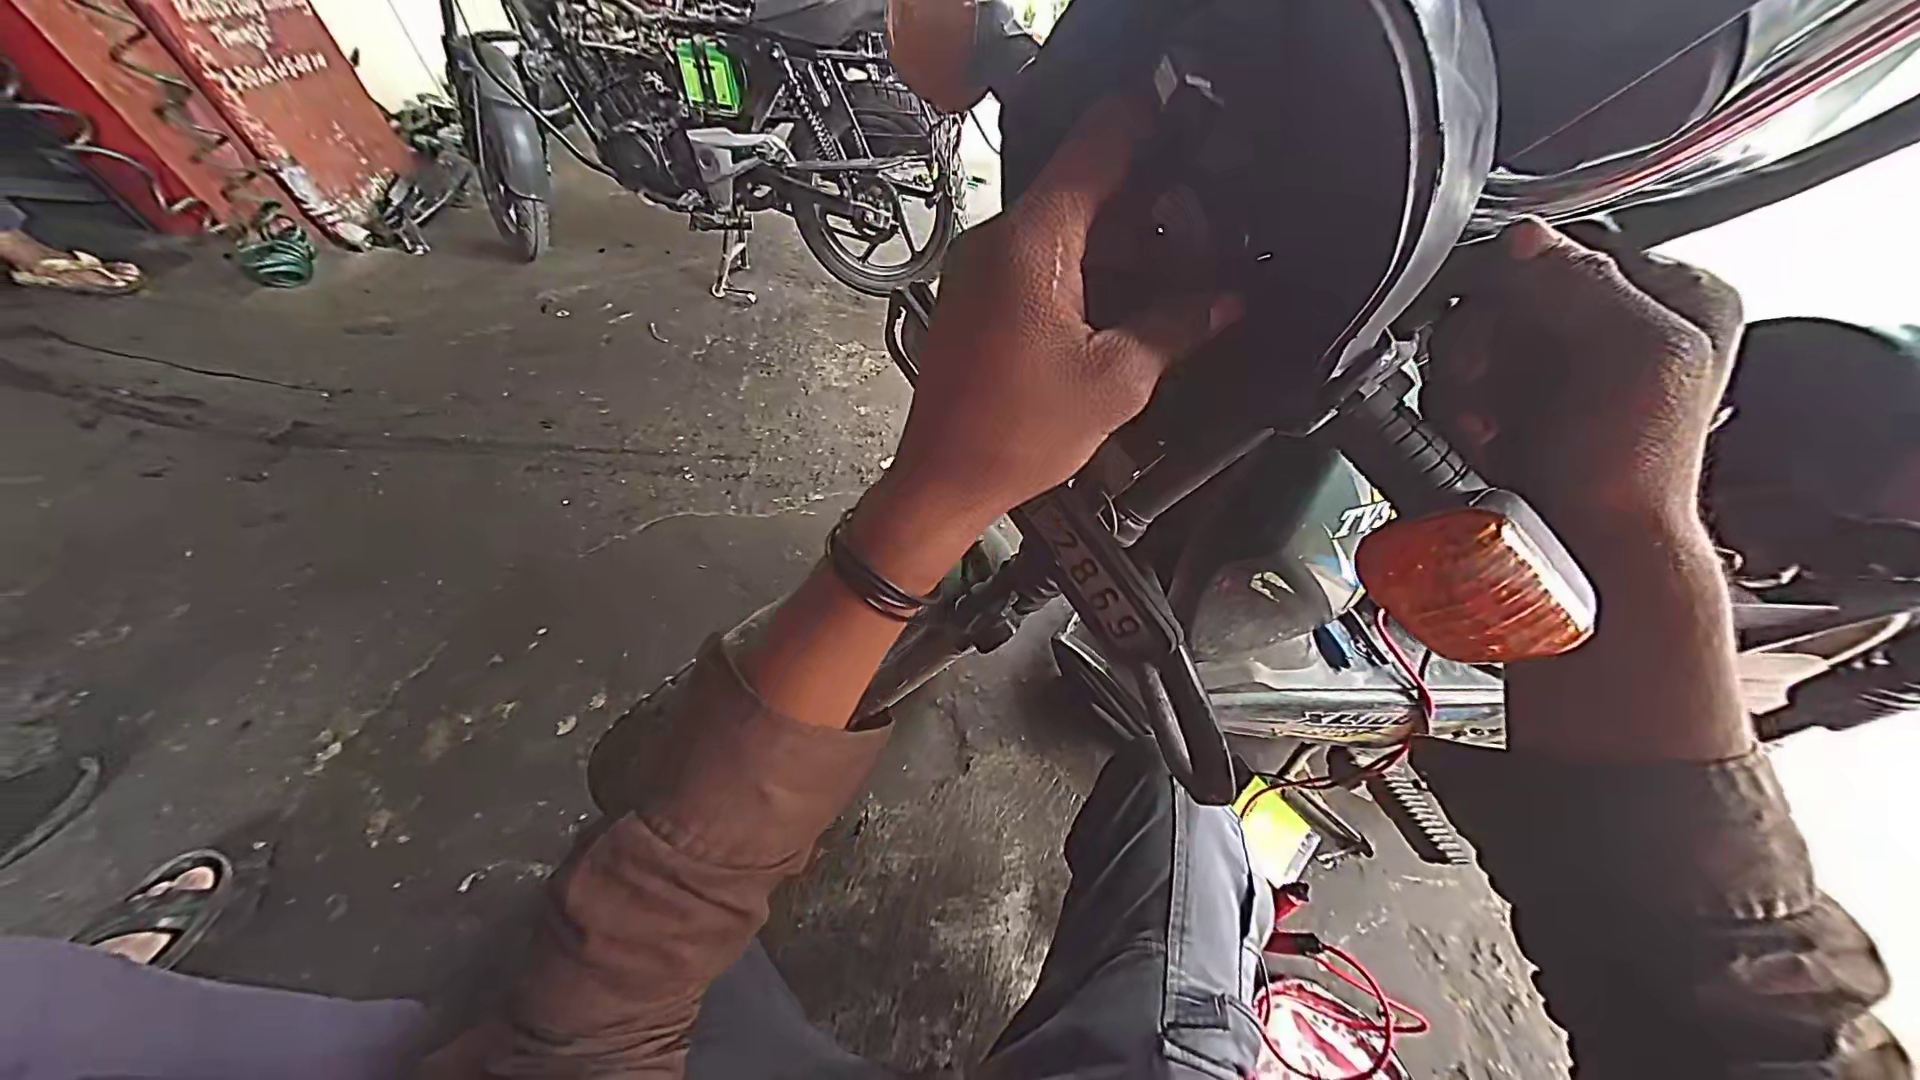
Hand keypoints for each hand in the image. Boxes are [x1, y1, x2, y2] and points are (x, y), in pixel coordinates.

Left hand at [876, 96, 1241, 537]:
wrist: (946, 479)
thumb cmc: (1007, 437)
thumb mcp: (1114, 381)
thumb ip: (1176, 327)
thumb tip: (1219, 304)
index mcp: (1031, 243)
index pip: (1101, 140)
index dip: (1157, 131)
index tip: (1194, 144)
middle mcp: (996, 244)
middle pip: (1087, 192)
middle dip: (1149, 218)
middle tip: (1195, 257)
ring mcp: (980, 273)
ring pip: (1064, 233)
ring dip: (1118, 256)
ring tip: (1162, 300)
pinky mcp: (975, 303)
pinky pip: (1036, 267)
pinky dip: (1080, 280)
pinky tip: (1114, 319)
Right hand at [1427, 221, 1751, 763]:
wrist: (1576, 545)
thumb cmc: (1629, 468)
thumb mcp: (1637, 357)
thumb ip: (1582, 287)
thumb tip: (1520, 239)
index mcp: (1663, 300)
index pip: (1558, 252)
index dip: (1520, 292)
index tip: (1516, 336)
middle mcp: (1597, 332)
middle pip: (1496, 300)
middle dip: (1483, 351)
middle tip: (1502, 399)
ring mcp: (1539, 374)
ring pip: (1461, 342)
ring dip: (1465, 388)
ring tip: (1493, 428)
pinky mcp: (1496, 407)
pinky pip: (1447, 382)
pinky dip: (1453, 410)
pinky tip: (1481, 436)